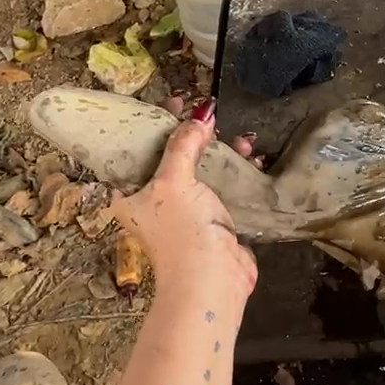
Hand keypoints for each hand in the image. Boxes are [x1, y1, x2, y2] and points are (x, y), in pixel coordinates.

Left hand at [113, 110, 258, 308]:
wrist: (212, 282)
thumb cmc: (182, 233)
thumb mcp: (174, 180)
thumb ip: (183, 144)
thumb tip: (200, 115)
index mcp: (130, 193)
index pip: (137, 147)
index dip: (155, 122)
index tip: (176, 102)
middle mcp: (155, 200)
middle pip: (174, 155)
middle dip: (197, 135)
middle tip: (212, 118)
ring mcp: (186, 210)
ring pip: (202, 169)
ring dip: (223, 152)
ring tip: (243, 141)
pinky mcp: (212, 219)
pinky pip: (224, 185)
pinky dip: (238, 171)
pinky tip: (253, 159)